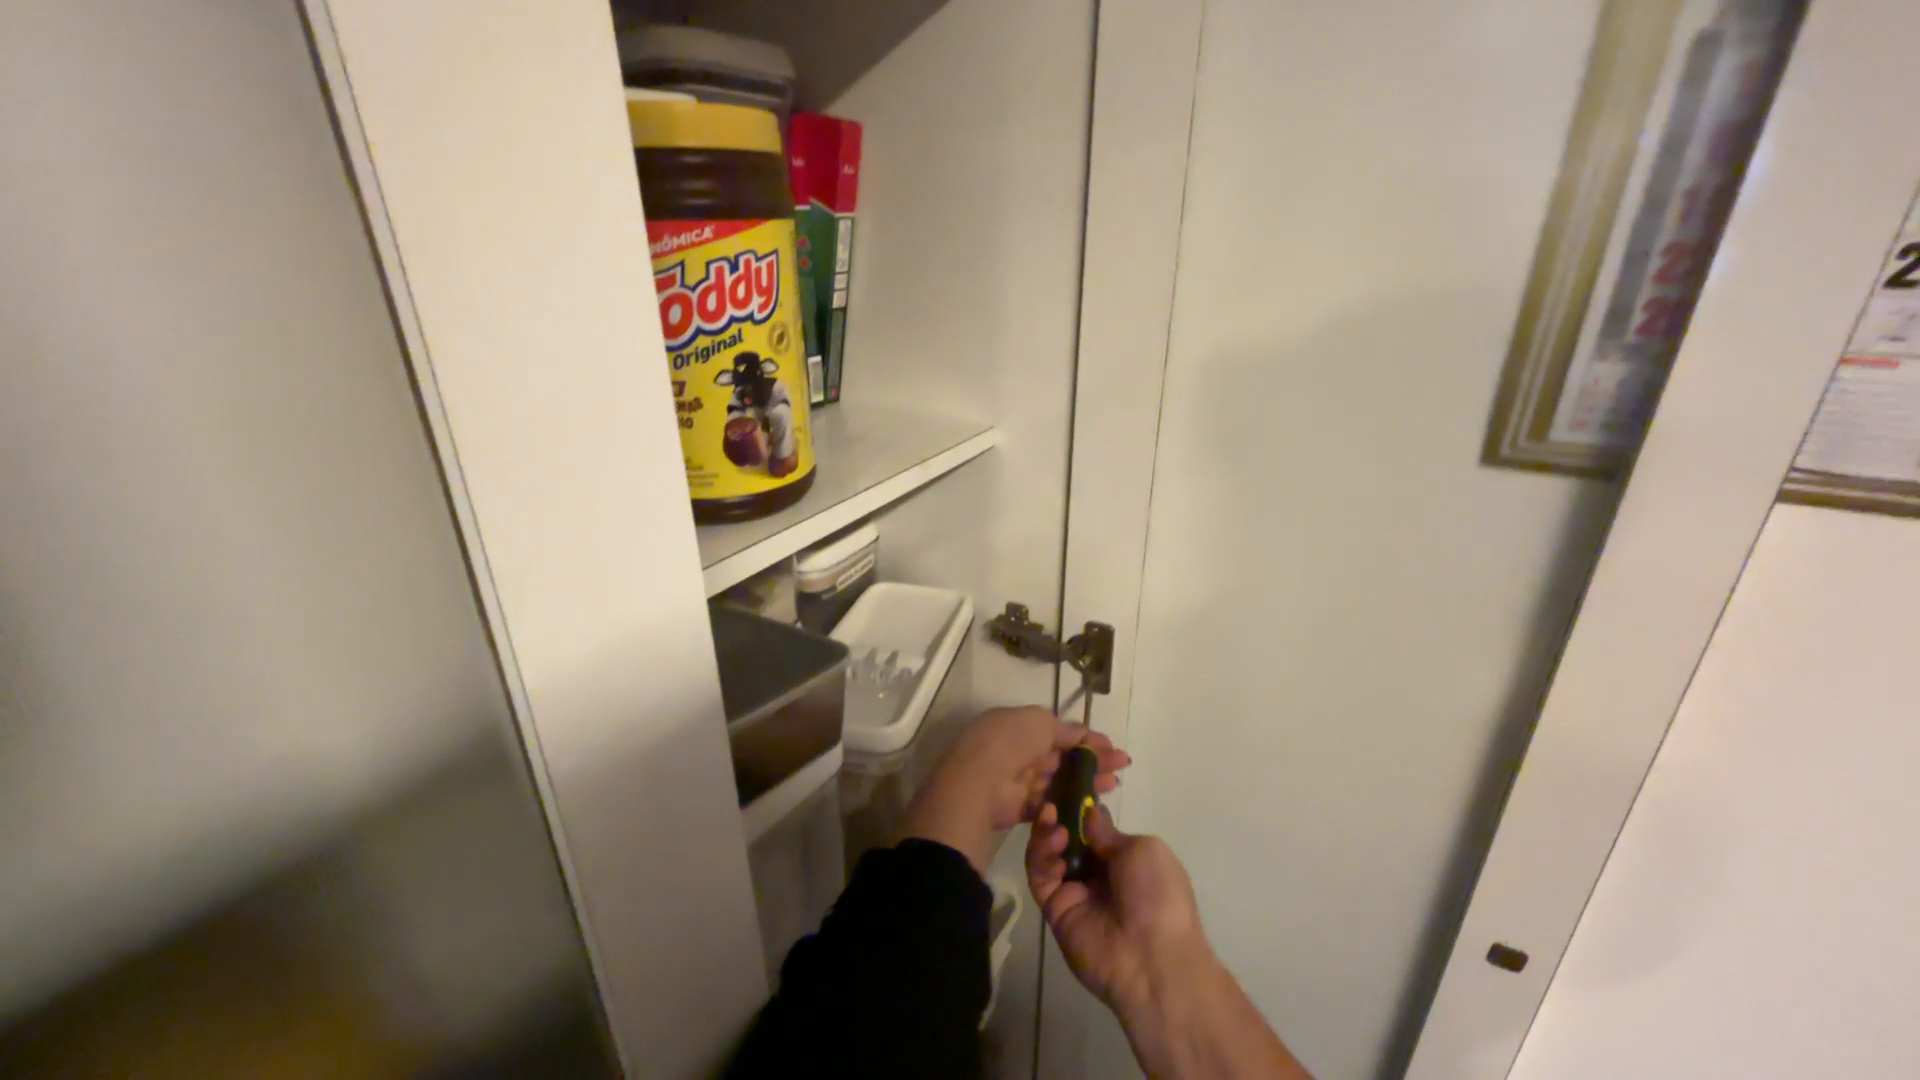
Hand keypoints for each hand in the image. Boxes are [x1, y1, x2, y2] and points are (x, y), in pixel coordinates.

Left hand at [899, 706, 1128, 873]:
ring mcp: (1018, 781)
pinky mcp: (1019, 808)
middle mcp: (1017, 751)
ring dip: (1087, 783)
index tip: (1111, 747)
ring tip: (1114, 785)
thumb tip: (1083, 733)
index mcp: (1018, 726)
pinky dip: (1068, 804)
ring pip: (1059, 781)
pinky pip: (1048, 805)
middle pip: (1062, 757)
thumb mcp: (1040, 722)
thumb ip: (1064, 729)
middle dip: (1093, 761)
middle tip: (1122, 767)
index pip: (1058, 732)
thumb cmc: (1010, 742)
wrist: (979, 781)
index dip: (1086, 739)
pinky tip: (1091, 805)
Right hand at [1026, 804, 1209, 1012]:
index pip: (1092, 826)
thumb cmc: (1159, 896)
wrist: (1152, 959)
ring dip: (1048, 831)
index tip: (1065, 782)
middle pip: (1067, 836)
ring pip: (1049, 852)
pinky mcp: (1053, 908)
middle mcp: (1096, 872)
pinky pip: (1039, 875)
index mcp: (1124, 858)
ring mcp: (1073, 890)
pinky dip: (1041, 854)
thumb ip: (1108, 832)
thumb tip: (1089, 812)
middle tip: (1050, 798)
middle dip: (1058, 814)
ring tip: (1053, 822)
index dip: (1078, 805)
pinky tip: (1054, 840)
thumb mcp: (1144, 850)